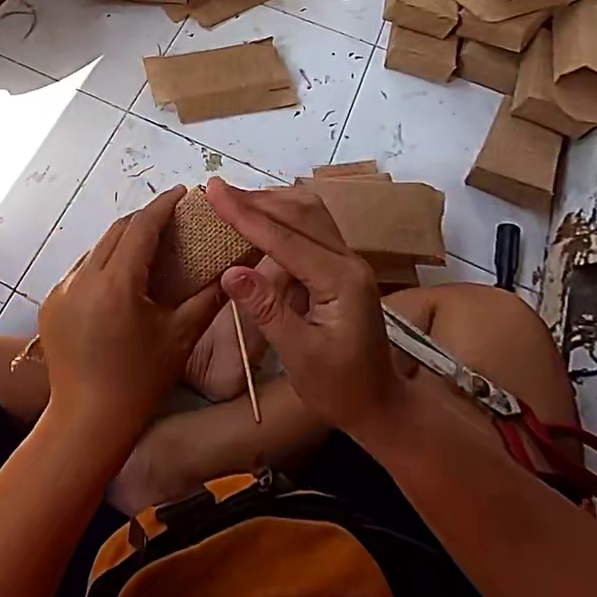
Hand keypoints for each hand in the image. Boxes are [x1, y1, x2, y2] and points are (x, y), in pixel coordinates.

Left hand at [39, 186, 225, 443]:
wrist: (87, 422)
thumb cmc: (140, 382)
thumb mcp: (180, 337)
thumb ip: (208, 297)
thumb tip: (236, 269)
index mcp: (116, 284)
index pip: (141, 227)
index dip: (163, 206)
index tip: (181, 192)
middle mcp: (82, 279)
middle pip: (115, 232)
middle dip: (143, 220)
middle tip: (170, 218)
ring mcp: (61, 290)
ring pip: (96, 250)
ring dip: (121, 243)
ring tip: (147, 248)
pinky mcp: (49, 304)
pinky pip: (80, 272)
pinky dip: (102, 266)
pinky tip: (119, 281)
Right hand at [204, 178, 401, 432]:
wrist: (383, 406)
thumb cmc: (341, 389)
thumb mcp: (299, 356)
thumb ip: (267, 310)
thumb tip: (231, 271)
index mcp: (340, 281)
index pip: (284, 237)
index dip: (244, 213)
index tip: (213, 191)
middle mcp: (348, 261)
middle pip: (299, 212)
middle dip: (254, 199)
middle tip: (214, 190)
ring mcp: (347, 262)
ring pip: (307, 213)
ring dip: (268, 201)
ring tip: (231, 199)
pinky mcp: (339, 267)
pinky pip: (308, 227)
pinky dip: (279, 215)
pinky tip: (257, 220)